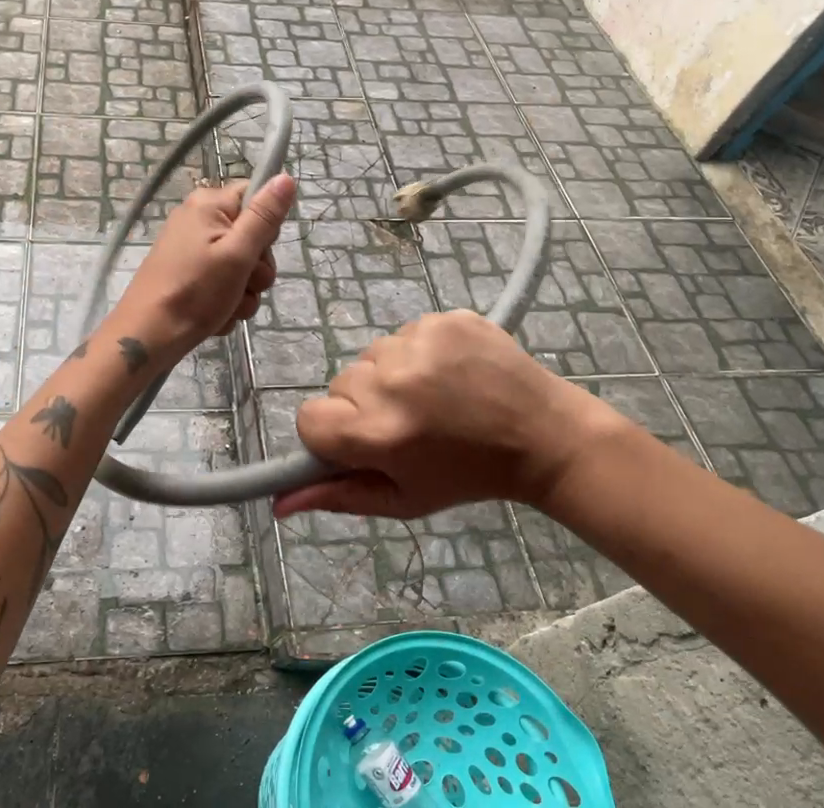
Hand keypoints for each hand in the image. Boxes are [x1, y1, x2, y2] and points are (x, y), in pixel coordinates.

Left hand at [110, 174, 294, 356]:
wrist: (149, 335)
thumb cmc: (195, 291)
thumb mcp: (238, 254)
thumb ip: (264, 217)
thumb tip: (286, 177)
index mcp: (208, 204)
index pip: (255, 198)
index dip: (265, 228)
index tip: (256, 251)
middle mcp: (199, 221)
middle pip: (252, 237)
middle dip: (255, 270)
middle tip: (242, 285)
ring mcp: (193, 250)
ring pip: (242, 268)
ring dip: (243, 293)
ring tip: (226, 306)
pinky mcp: (189, 275)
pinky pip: (223, 284)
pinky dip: (226, 302)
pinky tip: (215, 315)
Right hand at [276, 310, 629, 517]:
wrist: (545, 436)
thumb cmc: (468, 477)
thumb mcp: (403, 499)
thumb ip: (339, 497)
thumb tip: (277, 504)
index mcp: (377, 433)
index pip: (309, 418)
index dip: (331, 434)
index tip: (363, 443)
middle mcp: (390, 382)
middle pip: (341, 386)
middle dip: (364, 405)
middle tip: (411, 424)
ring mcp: (419, 344)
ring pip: (372, 357)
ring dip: (392, 376)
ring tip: (436, 397)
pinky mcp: (444, 319)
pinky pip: (405, 334)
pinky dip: (421, 353)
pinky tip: (452, 374)